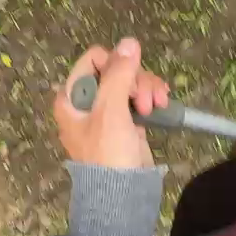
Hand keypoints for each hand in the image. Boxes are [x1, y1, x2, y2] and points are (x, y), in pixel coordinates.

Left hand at [53, 37, 169, 167]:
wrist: (121, 194)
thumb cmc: (108, 153)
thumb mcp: (110, 111)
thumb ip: (119, 74)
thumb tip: (130, 41)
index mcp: (72, 96)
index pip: (94, 59)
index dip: (116, 64)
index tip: (129, 82)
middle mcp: (87, 100)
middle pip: (117, 68)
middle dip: (137, 79)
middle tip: (146, 100)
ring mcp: (108, 110)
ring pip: (131, 80)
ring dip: (148, 87)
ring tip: (158, 105)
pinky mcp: (126, 119)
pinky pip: (139, 95)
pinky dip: (151, 96)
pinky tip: (162, 104)